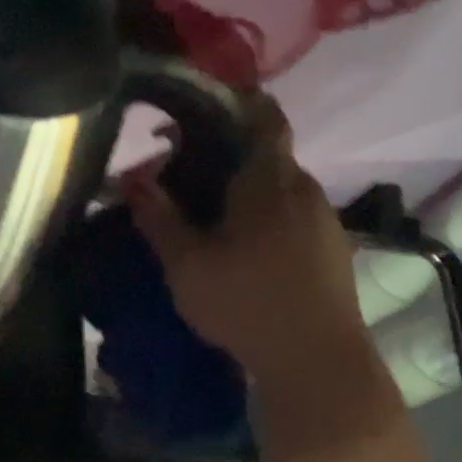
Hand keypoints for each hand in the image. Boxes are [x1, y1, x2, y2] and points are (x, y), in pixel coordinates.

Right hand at [124, 93, 366, 388]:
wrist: (314, 357)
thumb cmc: (244, 302)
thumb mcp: (187, 264)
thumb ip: (159, 218)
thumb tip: (131, 177)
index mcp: (269, 178)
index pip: (259, 114)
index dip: (226, 105)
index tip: (185, 121)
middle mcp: (303, 186)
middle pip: (262, 155)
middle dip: (221, 160)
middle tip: (177, 185)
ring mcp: (322, 218)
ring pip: (275, 189)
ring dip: (240, 195)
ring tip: (201, 223)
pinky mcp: (330, 248)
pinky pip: (288, 217)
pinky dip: (260, 221)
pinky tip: (236, 253)